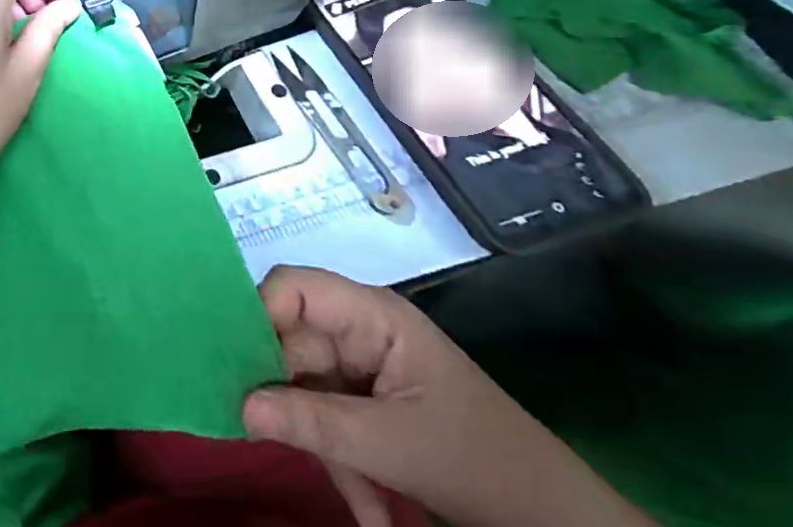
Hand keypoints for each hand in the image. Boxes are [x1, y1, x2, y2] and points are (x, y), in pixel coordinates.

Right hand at [243, 267, 654, 526]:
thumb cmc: (481, 461)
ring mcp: (360, 364)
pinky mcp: (362, 399)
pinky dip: (337, 459)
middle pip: (290, 341)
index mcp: (372, 315)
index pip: (293, 288)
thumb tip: (239, 407)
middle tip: (269, 439)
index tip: (240, 368)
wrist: (554, 519)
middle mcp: (358, 328)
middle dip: (288, 398)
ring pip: (302, 386)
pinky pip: (323, 416)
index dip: (260, 315)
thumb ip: (313, 423)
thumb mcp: (394, 445)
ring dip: (317, 443)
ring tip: (354, 495)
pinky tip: (368, 506)